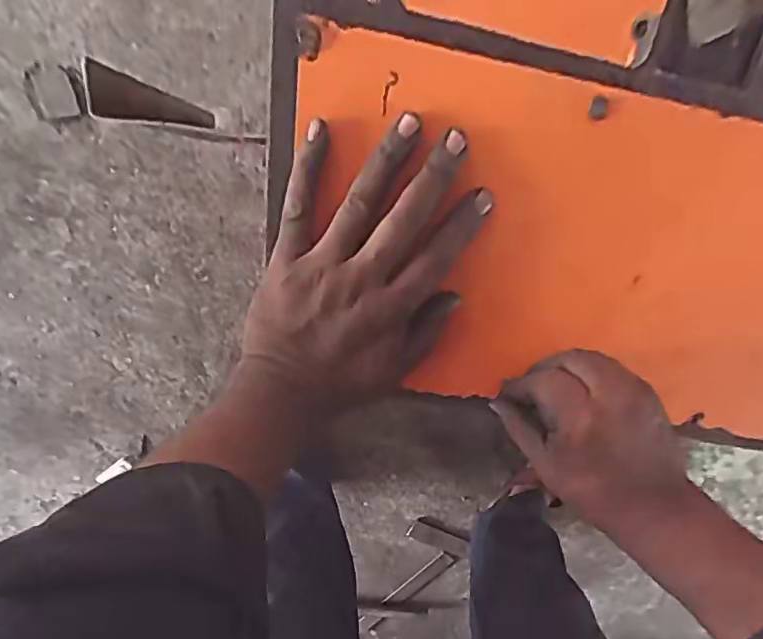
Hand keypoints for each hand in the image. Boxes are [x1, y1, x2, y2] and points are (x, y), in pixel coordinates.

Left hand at [236, 113, 493, 416]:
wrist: (281, 393)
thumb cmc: (338, 386)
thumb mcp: (391, 373)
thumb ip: (424, 335)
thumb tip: (453, 297)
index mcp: (389, 310)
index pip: (434, 258)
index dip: (460, 226)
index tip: (481, 196)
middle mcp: (361, 280)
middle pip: (404, 221)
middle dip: (433, 178)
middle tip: (456, 140)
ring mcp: (322, 266)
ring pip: (359, 204)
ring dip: (387, 161)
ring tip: (410, 122)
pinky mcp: (287, 260)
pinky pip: (298, 208)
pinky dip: (308, 168)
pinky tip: (321, 129)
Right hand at [490, 350, 693, 530]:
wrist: (649, 504)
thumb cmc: (590, 491)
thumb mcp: (545, 466)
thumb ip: (520, 429)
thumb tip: (498, 403)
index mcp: (578, 415)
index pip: (542, 380)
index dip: (520, 384)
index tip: (508, 394)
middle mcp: (608, 393)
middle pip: (570, 358)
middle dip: (544, 368)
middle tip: (530, 387)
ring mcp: (632, 389)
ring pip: (594, 358)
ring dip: (568, 366)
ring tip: (554, 386)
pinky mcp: (647, 392)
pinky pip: (613, 368)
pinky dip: (591, 373)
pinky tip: (582, 393)